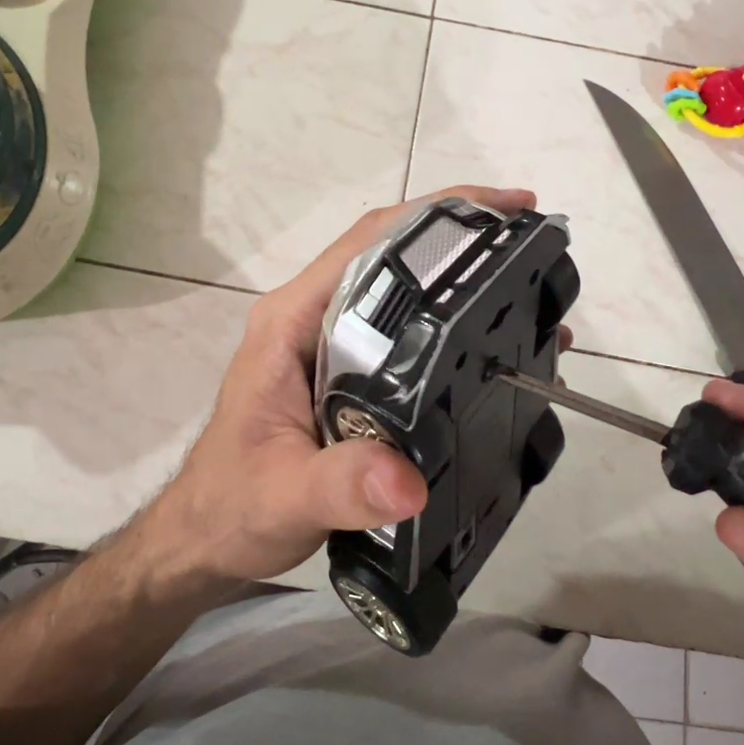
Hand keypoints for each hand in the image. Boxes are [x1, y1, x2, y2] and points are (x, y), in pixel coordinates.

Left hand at [147, 186, 540, 582]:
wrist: (209, 534)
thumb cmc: (234, 506)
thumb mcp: (287, 496)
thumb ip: (341, 485)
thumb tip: (408, 479)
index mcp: (291, 321)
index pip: (368, 244)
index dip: (436, 215)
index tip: (504, 209)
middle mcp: (310, 318)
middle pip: (391, 254)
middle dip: (462, 240)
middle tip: (534, 247)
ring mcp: (326, 343)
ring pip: (401, 291)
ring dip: (461, 284)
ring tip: (533, 294)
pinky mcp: (344, 373)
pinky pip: (402, 334)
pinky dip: (449, 330)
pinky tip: (492, 349)